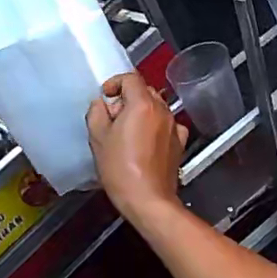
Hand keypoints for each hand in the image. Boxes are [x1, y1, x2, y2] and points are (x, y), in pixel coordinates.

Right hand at [86, 72, 187, 221]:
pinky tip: (144, 142)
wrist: (148, 198)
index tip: (106, 95)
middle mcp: (163, 112)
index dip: (115, 83)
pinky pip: (166, 126)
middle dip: (128, 98)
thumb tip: (101, 104)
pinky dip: (155, 127)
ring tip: (126, 132)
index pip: (130, 78)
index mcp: (143, 105)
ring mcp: (174, 128)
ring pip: (157, 108)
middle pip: (145, 92)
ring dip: (142, 113)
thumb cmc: (122, 170)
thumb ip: (97, 112)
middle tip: (112, 116)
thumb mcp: (98, 137)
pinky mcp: (179, 144)